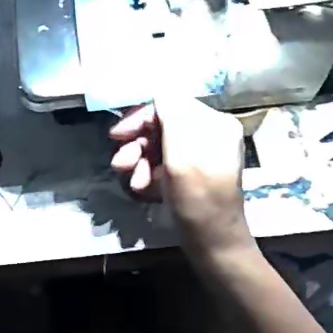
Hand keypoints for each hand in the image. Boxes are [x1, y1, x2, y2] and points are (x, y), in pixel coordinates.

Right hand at [109, 97, 252, 259]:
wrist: (213, 246)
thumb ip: (172, 118)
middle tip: (119, 162)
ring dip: (140, 160)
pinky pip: (164, 162)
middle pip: (163, 124)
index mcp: (214, 124)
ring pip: (159, 144)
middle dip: (138, 142)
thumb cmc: (200, 202)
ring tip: (132, 181)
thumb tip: (160, 86)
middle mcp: (209, 133)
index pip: (171, 104)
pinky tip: (141, 187)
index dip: (142, 118)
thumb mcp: (183, 159)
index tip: (118, 135)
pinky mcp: (191, 172)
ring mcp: (200, 153)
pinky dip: (149, 172)